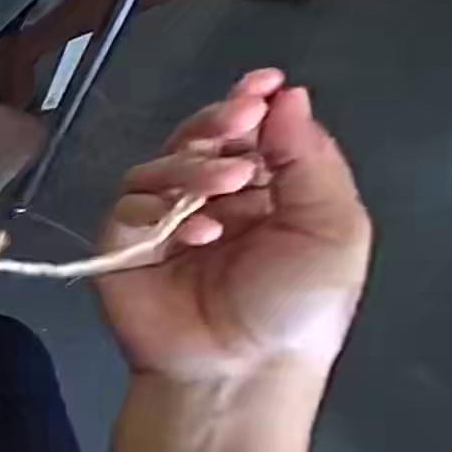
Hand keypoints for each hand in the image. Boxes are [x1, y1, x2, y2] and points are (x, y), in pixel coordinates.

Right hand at [96, 71, 372, 382]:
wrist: (235, 366)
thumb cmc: (293, 305)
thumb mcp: (332, 227)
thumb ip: (308, 159)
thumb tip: (285, 96)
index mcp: (263, 194)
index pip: (248, 137)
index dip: (250, 106)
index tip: (263, 85)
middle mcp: (207, 202)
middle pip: (194, 142)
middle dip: (216, 124)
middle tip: (239, 118)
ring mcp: (158, 224)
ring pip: (154, 169)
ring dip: (191, 168)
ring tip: (228, 188)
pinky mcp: (120, 245)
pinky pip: (126, 209)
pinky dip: (156, 211)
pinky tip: (194, 234)